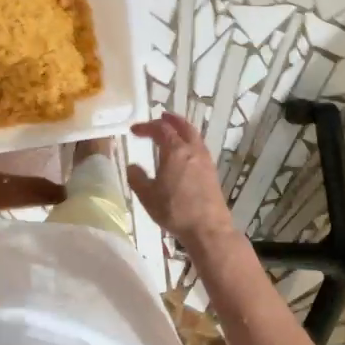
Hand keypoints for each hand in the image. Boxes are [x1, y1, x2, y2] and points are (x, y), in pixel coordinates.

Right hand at [127, 113, 236, 246]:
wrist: (208, 228)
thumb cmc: (174, 210)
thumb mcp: (147, 196)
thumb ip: (137, 178)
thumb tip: (132, 166)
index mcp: (175, 151)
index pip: (160, 129)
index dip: (146, 127)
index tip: (134, 130)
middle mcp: (192, 150)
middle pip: (183, 127)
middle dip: (170, 120)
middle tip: (161, 116)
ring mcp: (205, 161)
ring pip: (194, 136)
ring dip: (182, 130)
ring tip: (173, 132)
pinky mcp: (212, 172)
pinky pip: (199, 148)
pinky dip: (190, 142)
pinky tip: (185, 153)